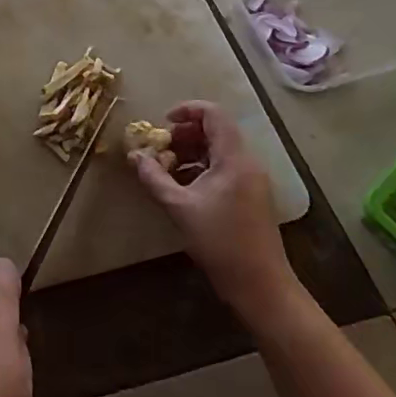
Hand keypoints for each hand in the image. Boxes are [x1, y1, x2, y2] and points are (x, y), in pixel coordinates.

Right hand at [130, 101, 297, 318]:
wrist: (261, 285)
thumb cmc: (220, 242)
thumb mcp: (180, 208)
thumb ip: (155, 178)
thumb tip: (134, 155)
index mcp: (234, 157)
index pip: (213, 114)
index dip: (187, 110)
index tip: (164, 123)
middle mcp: (247, 161)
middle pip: (216, 130)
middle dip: (185, 134)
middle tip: (160, 148)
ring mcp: (252, 179)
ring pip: (219, 150)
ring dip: (192, 152)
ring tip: (167, 168)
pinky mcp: (252, 195)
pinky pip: (225, 168)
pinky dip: (203, 168)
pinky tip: (184, 187)